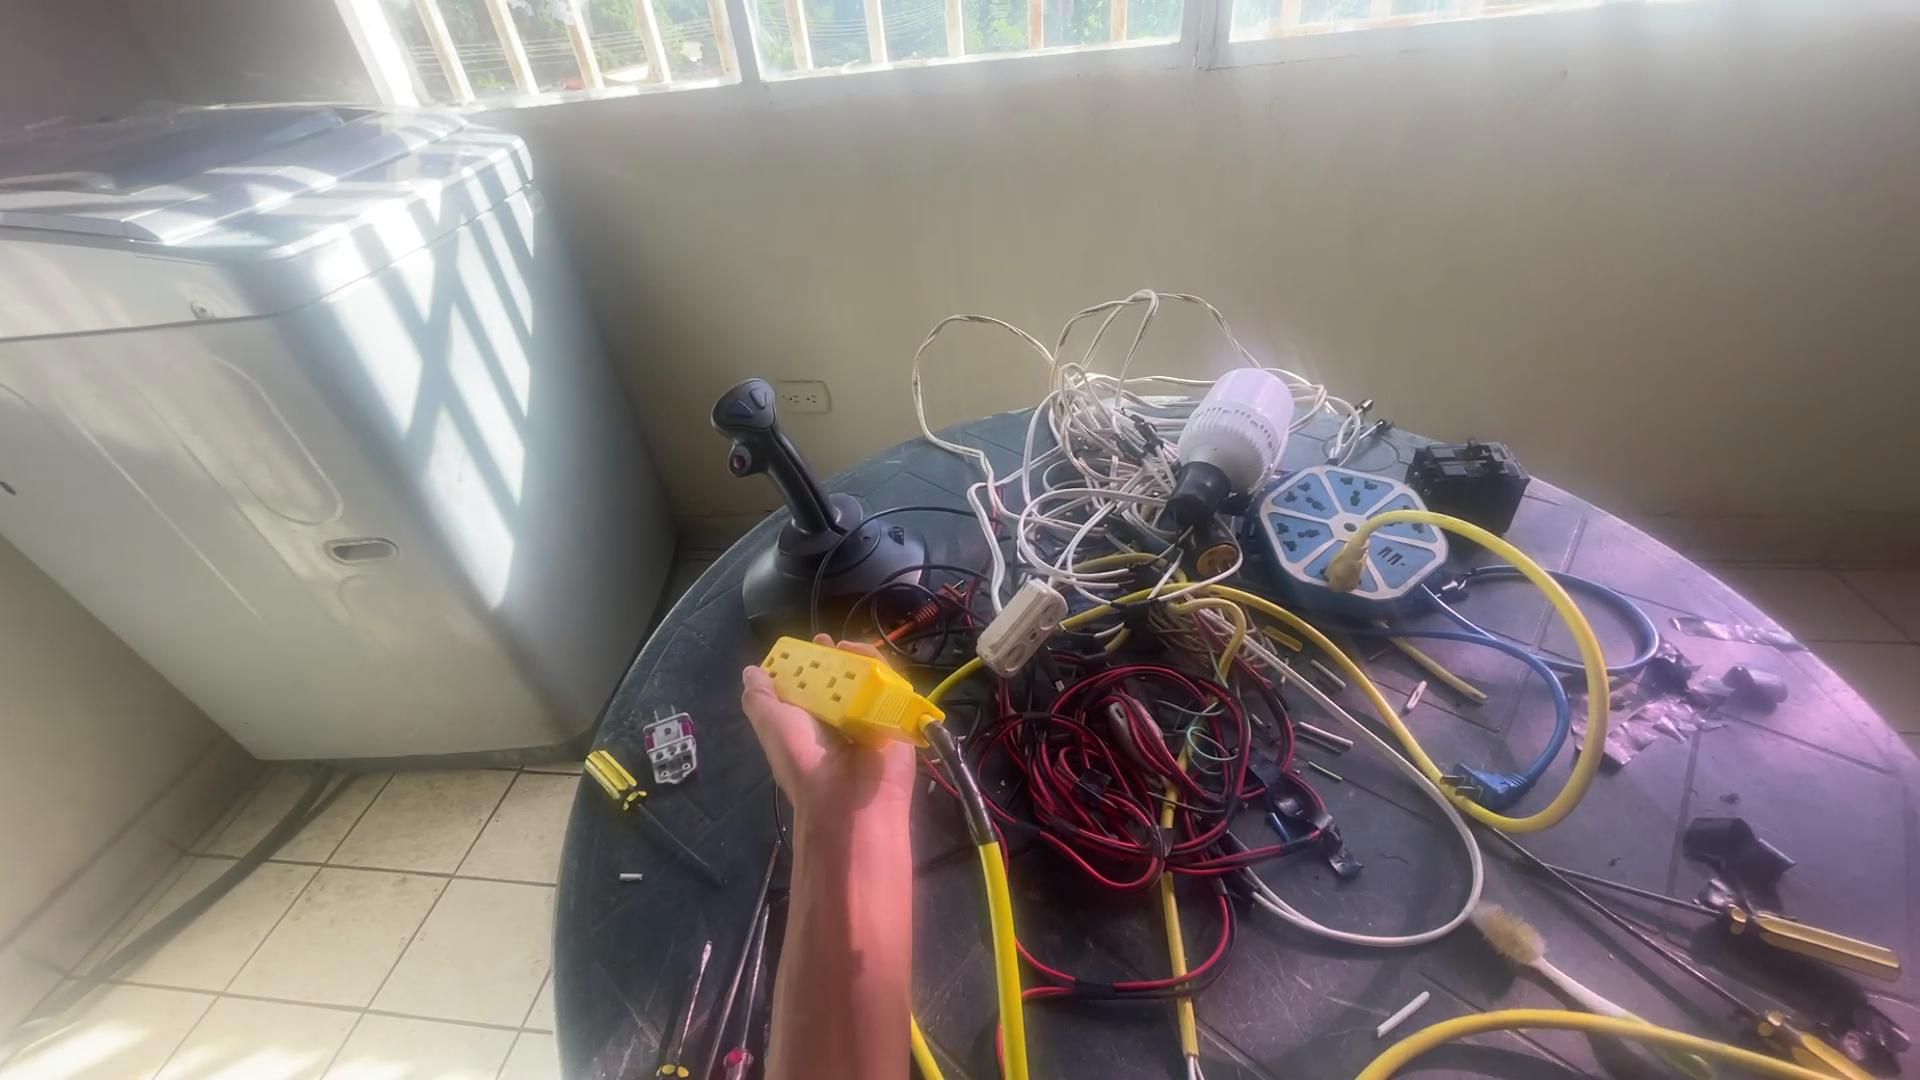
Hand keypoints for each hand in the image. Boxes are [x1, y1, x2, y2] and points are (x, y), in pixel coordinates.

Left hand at [741, 635, 917, 829]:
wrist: (847, 799)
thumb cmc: (804, 760)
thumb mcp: (772, 725)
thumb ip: (760, 698)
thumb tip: (750, 671)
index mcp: (809, 724)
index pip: (808, 688)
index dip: (805, 665)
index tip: (804, 647)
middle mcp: (839, 721)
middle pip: (839, 682)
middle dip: (833, 660)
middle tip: (828, 641)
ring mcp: (869, 719)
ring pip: (866, 681)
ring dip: (857, 661)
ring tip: (847, 647)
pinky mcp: (896, 718)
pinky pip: (892, 687)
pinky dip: (882, 671)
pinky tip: (870, 661)